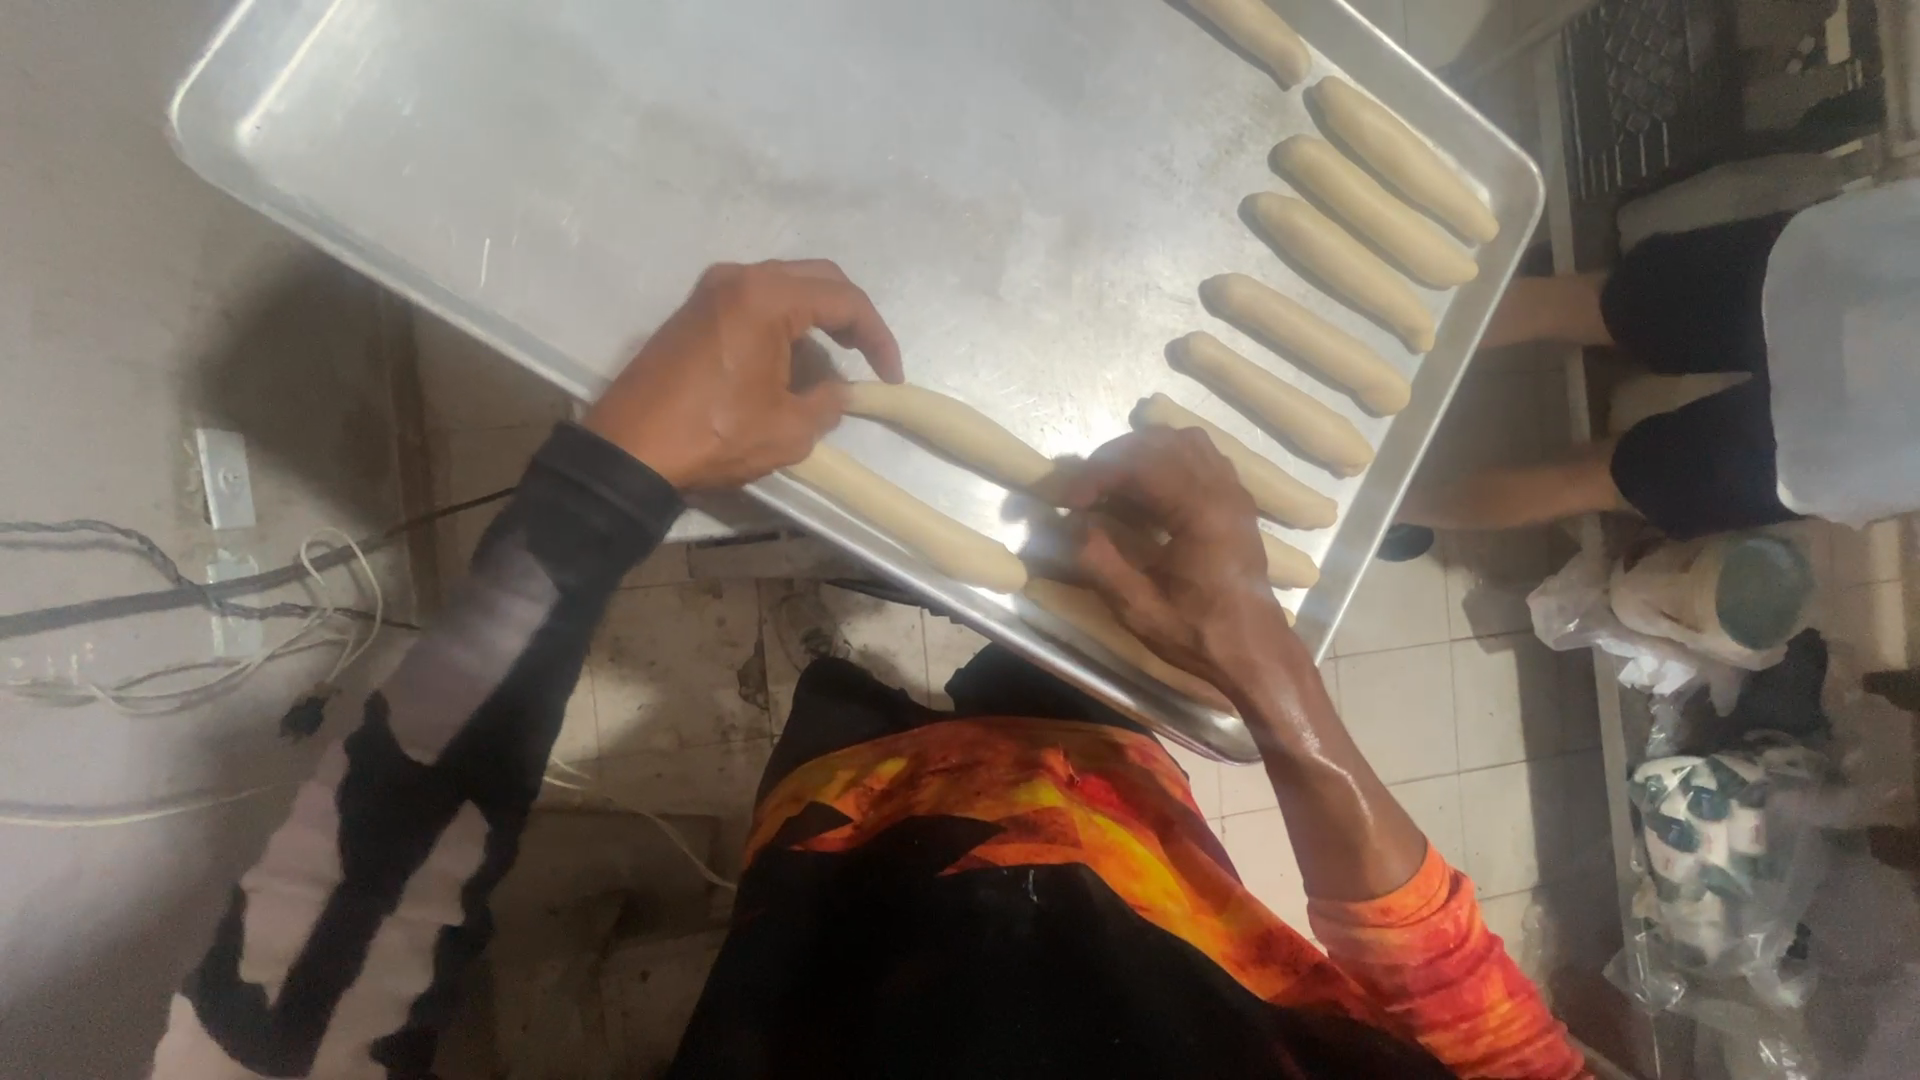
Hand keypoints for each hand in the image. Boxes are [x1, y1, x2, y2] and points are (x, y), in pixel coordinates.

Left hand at [583, 260, 902, 489]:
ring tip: (833, 361)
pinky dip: (785, 322)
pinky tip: (791, 359)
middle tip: (867, 358)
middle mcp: (739, 278)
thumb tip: (837, 390)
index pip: (845, 300)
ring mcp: (711, 291)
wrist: (629, 450)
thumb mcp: (789, 430)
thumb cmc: (715, 436)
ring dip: (817, 317)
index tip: (889, 377)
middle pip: (817, 280)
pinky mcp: (694, 311)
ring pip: (785, 286)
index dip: (878, 338)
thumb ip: (828, 402)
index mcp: (767, 297)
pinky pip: (755, 301)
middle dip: (851, 317)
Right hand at [1059, 428, 1298, 692]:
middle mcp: (1222, 491)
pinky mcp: (1236, 501)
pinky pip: (1201, 456)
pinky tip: (1146, 489)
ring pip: (1183, 441)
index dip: (1096, 474)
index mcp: (1201, 513)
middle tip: (1083, 491)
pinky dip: (1167, 459)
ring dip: (1140, 453)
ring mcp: (1234, 493)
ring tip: (1111, 484)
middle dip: (1113, 459)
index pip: (1140, 465)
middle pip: (1160, 444)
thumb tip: (1075, 522)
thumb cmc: (1197, 634)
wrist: (1254, 652)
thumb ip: (1099, 560)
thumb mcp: (1136, 608)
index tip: (1067, 499)